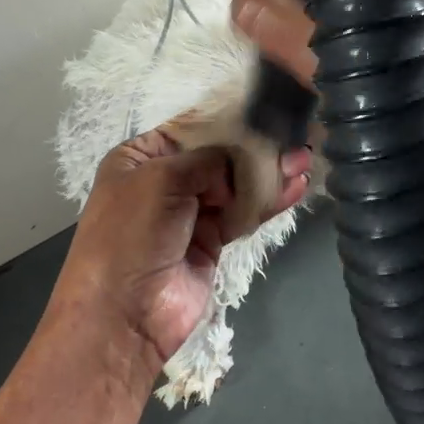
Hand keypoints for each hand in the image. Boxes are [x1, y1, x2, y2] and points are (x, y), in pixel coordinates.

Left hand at [59, 128, 310, 371]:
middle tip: (293, 133)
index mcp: (141, 158)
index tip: (266, 105)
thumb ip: (210, 158)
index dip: (228, 116)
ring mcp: (190, 212)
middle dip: (256, 145)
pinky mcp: (212, 240)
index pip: (192, 127)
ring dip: (269, 172)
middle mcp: (166, 180)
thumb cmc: (129, 235)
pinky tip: (295, 186)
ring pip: (237, 183)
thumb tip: (242, 161)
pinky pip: (245, 212)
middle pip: (219, 154)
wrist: (120, 318)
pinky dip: (270, 199)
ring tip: (303, 159)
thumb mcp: (162, 179)